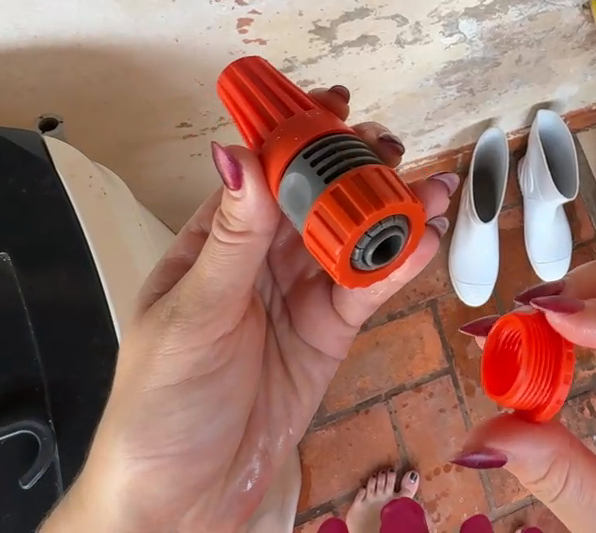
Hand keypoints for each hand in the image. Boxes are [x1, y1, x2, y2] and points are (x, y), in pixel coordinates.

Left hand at [45, 87, 457, 531]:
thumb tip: (236, 150)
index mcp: (219, 240)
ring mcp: (302, 291)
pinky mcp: (332, 329)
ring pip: (354, 234)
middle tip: (392, 150)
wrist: (183, 504)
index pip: (264, 171)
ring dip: (393, 208)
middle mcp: (264, 257)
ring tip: (433, 188)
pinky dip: (398, 262)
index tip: (336, 102)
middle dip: (357, 166)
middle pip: (320, 195)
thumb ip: (231, 238)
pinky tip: (424, 240)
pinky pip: (369, 286)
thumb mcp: (193, 316)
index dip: (300, 133)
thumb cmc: (162, 405)